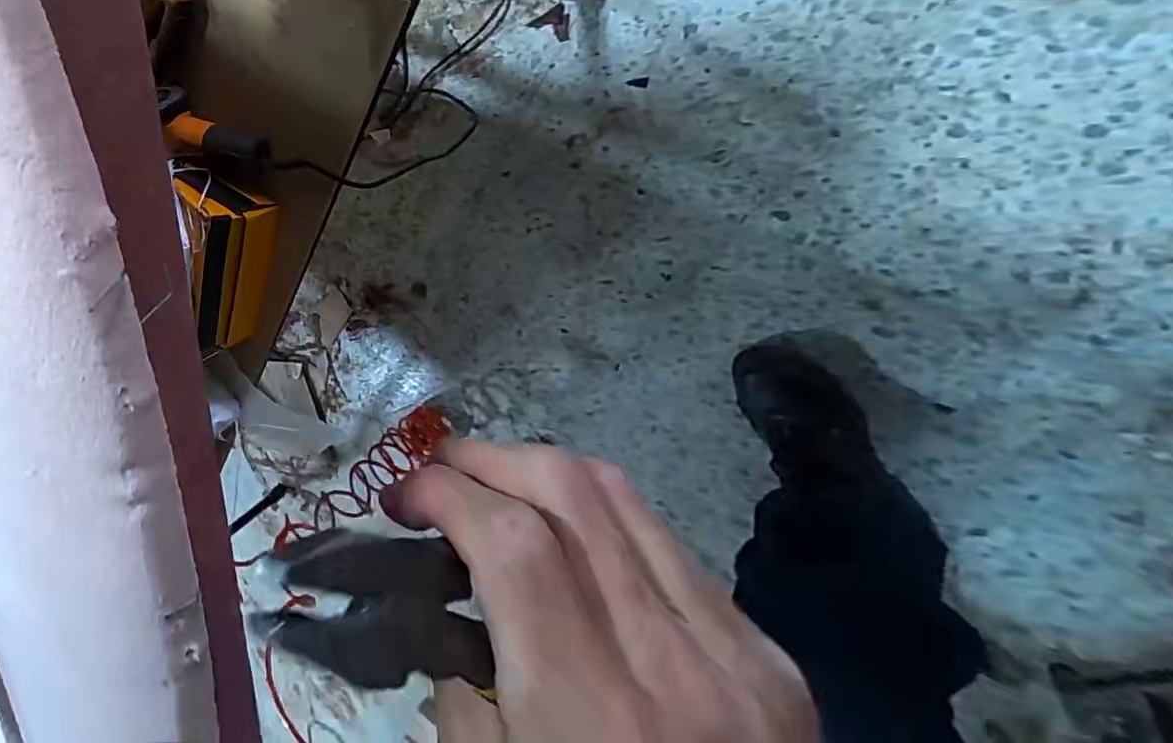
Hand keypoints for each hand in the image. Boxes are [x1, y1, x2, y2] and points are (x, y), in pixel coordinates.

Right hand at [385, 440, 816, 742]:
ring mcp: (737, 655)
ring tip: (494, 482)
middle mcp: (673, 665)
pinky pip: (664, 542)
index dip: (446, 492)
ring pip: (620, 496)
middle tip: (440, 469)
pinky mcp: (770, 657)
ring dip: (538, 470)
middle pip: (567, 491)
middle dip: (486, 459)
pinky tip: (570, 536)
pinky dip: (598, 516)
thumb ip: (460, 676)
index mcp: (592, 713)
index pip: (513, 542)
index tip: (402, 496)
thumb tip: (450, 579)